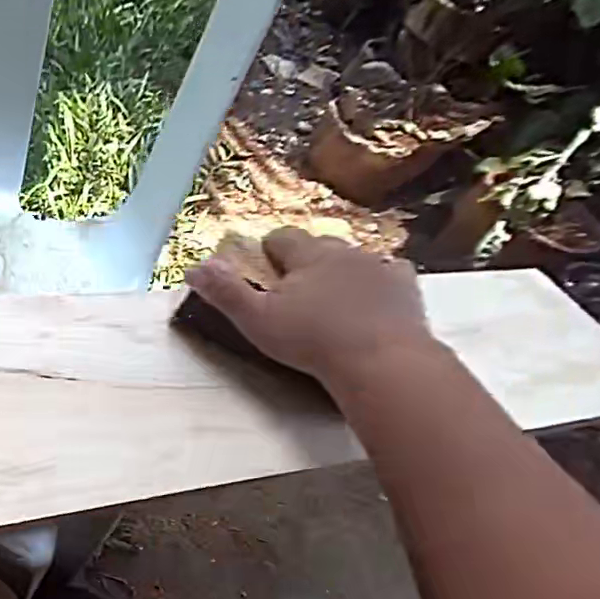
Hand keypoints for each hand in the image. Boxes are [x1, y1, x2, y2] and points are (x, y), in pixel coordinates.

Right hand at [183, 228, 442, 384]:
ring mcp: (379, 267)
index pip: (283, 238)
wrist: (380, 360)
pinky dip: (381, 282)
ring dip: (343, 270)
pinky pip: (392, 274)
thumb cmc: (312, 341)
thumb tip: (193, 267)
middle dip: (307, 259)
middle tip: (296, 285)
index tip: (263, 261)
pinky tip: (377, 299)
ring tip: (334, 295)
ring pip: (356, 258)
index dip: (270, 248)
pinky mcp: (405, 289)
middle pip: (320, 245)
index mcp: (307, 255)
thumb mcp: (257, 321)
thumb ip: (226, 293)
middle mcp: (344, 252)